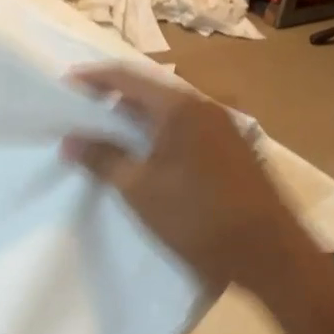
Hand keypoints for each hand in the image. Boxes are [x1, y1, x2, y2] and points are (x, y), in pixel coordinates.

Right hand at [62, 64, 319, 290]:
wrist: (271, 255)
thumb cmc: (199, 218)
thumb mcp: (140, 189)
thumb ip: (102, 158)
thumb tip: (69, 140)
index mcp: (180, 107)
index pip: (127, 77)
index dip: (92, 79)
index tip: (63, 87)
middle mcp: (205, 107)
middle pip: (148, 92)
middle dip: (110, 102)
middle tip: (78, 117)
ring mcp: (223, 129)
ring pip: (168, 113)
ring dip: (134, 121)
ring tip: (104, 140)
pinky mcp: (232, 151)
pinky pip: (184, 131)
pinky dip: (157, 136)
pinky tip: (143, 160)